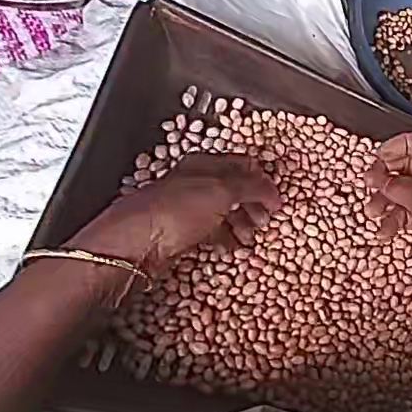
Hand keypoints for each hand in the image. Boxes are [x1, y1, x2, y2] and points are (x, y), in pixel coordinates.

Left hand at [70, 154, 280, 268]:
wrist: (134, 242)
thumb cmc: (174, 211)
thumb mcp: (222, 191)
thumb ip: (252, 187)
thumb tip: (273, 191)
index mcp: (205, 165)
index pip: (245, 166)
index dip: (264, 183)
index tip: (277, 201)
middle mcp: (197, 182)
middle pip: (237, 190)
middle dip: (256, 205)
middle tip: (267, 221)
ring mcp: (189, 206)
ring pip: (227, 211)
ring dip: (244, 223)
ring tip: (251, 237)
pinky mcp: (182, 230)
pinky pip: (214, 230)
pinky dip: (228, 238)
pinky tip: (233, 247)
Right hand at [364, 132, 411, 285]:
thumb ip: (406, 191)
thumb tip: (383, 178)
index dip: (400, 146)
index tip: (379, 156)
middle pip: (410, 167)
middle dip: (387, 175)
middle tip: (370, 184)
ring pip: (404, 190)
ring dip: (385, 199)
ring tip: (373, 212)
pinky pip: (405, 211)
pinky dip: (393, 218)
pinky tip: (385, 230)